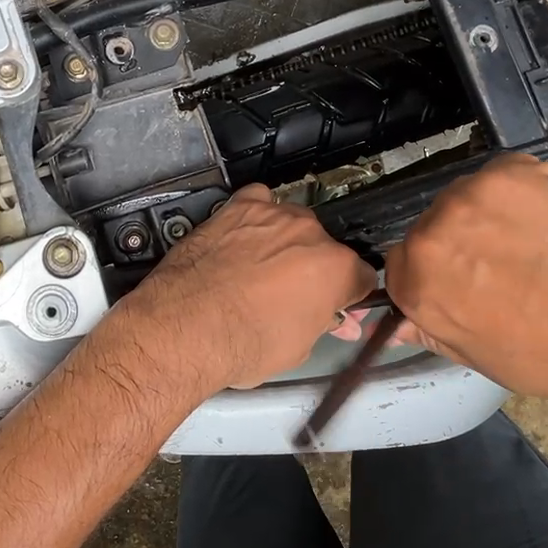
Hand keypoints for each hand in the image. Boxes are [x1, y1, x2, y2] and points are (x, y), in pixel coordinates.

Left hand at [101, 184, 375, 394]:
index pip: (361, 276)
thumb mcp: (299, 347)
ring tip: (259, 269)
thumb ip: (320, 322)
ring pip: (290, 223)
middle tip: (291, 293)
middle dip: (313, 267)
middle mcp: (309, 233)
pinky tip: (244, 236)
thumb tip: (328, 319)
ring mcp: (271, 215)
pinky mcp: (236, 208)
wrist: (186, 325)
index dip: (348, 294)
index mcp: (337, 268)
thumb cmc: (242, 343)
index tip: (335, 305)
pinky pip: (256, 200)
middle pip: (324, 245)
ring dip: (282, 242)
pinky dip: (254, 215)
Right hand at [387, 153, 547, 406]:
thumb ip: (438, 333)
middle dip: (468, 241)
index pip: (399, 266)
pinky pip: (511, 172)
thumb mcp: (493, 362)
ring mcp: (468, 201)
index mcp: (418, 290)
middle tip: (518, 264)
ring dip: (500, 212)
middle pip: (435, 225)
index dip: (438, 272)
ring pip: (471, 198)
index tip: (470, 279)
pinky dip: (536, 187)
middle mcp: (428, 240)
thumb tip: (401, 323)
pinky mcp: (510, 173)